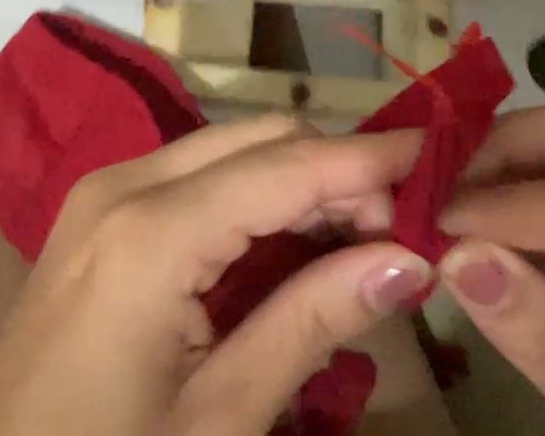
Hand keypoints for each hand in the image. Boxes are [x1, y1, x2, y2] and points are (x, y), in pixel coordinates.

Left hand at [0, 115, 431, 435]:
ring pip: (232, 146)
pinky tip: (291, 239)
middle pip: (260, 137)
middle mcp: (127, 182)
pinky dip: (256, 192)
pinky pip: (199, 172)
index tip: (440, 158)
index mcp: (152, 233)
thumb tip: (410, 259)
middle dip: (337, 167)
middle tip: (400, 228)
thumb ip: (315, 321)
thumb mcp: (223, 413)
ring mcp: (109, 186)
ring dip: (300, 177)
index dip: (369, 159)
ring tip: (358, 237)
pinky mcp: (104, 204)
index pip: (287, 167)